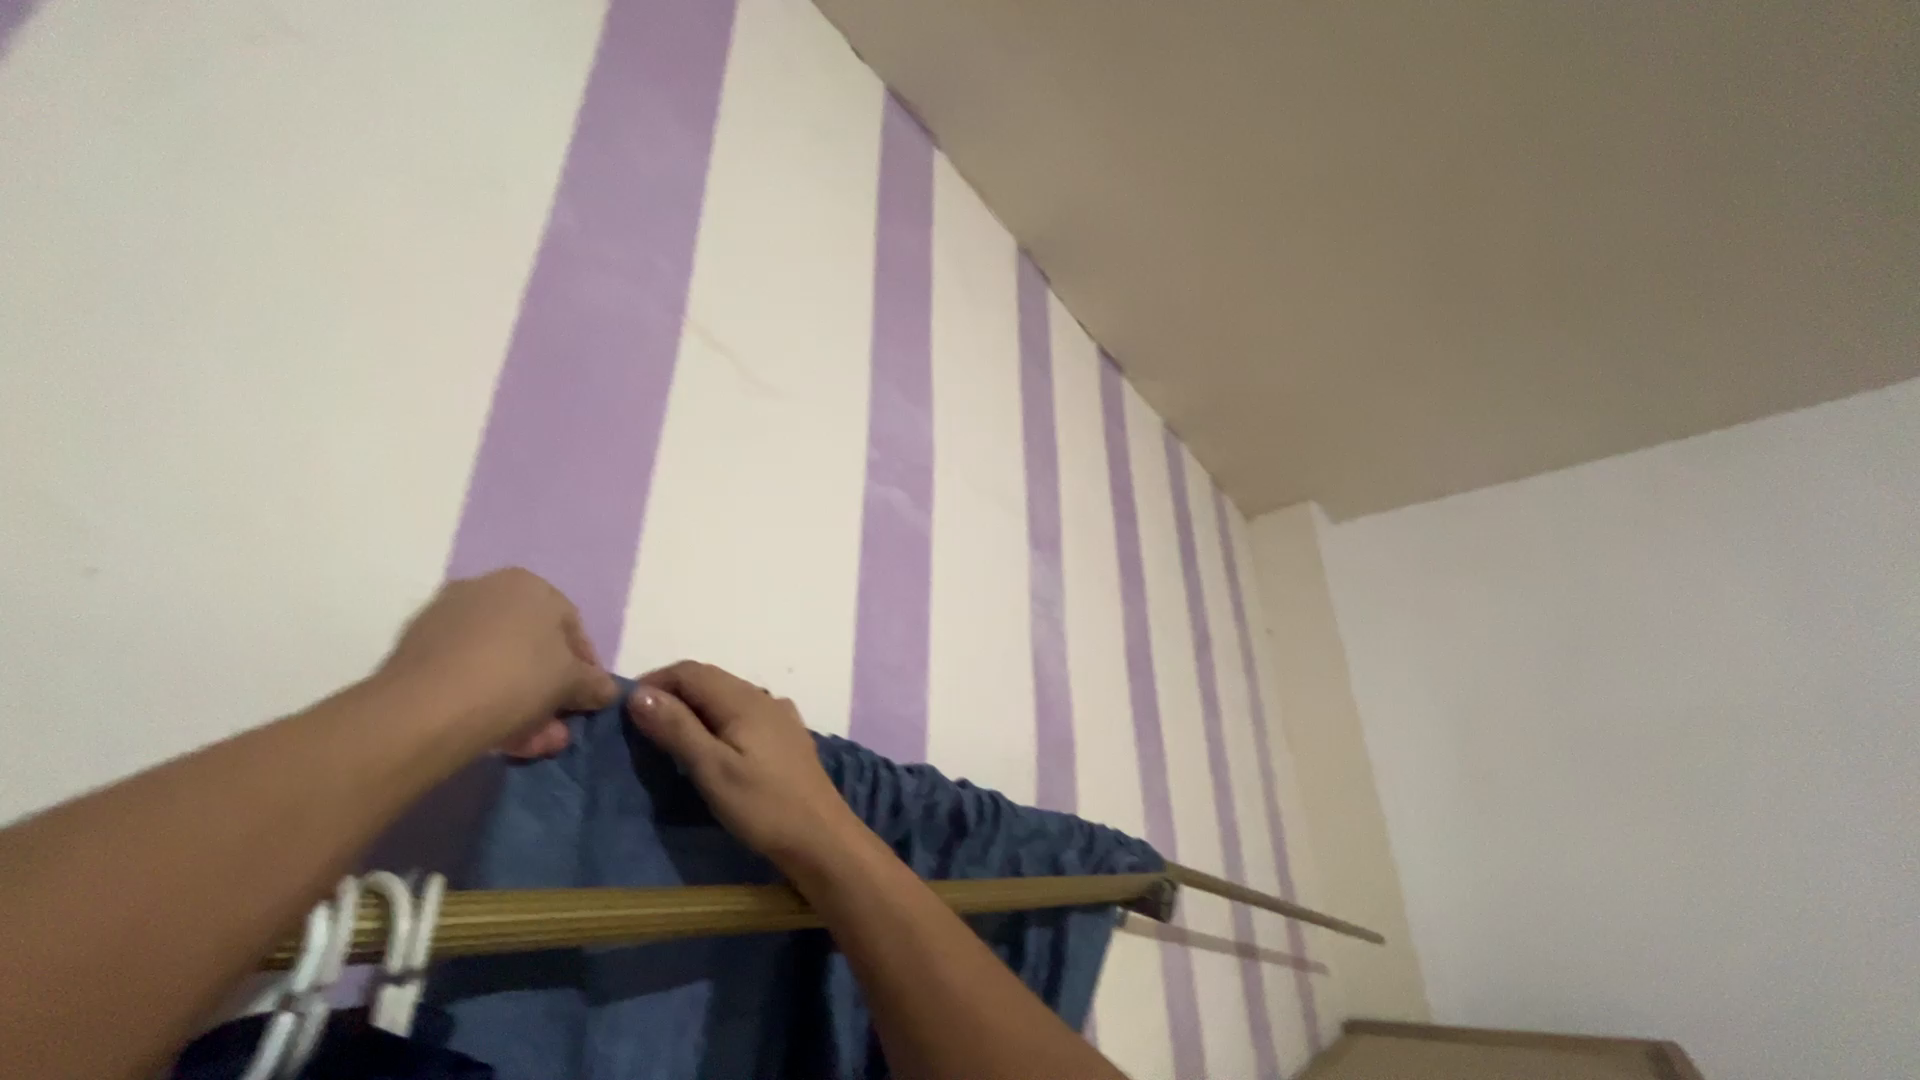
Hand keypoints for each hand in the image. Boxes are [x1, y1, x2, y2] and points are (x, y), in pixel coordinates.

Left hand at [379, 568, 617, 757]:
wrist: (426, 709)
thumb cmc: (518, 678)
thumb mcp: (575, 682)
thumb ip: (596, 684)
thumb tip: (605, 690)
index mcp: (529, 584)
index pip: (572, 627)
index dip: (586, 668)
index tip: (586, 699)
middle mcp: (487, 589)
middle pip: (533, 647)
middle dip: (550, 690)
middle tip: (557, 727)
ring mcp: (446, 618)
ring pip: (499, 663)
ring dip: (521, 702)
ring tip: (530, 743)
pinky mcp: (415, 650)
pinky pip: (466, 673)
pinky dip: (485, 699)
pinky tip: (496, 735)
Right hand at [627, 661, 865, 870]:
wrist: (821, 838)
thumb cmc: (763, 806)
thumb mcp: (712, 769)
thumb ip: (677, 728)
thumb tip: (639, 693)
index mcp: (745, 699)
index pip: (691, 671)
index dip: (655, 682)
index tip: (625, 710)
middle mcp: (765, 698)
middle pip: (710, 679)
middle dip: (673, 693)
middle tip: (641, 724)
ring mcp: (780, 716)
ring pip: (728, 696)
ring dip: (695, 706)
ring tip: (669, 735)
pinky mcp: (787, 737)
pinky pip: (745, 714)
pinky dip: (719, 719)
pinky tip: (713, 744)